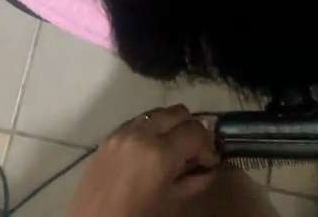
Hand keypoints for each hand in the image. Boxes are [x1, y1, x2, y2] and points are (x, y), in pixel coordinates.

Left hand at [66, 105, 217, 216]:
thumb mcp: (169, 205)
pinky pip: (137, 120)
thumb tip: (209, 170)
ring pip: (157, 111)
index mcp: (159, 154)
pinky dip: (149, 128)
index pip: (195, 130)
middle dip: (190, 128)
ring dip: (170, 125)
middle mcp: (142, 133)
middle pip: (178, 111)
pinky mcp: (109, 135)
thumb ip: (192, 183)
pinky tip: (149, 149)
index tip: (209, 161)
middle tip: (193, 151)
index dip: (207, 144)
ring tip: (171, 148)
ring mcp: (122, 131)